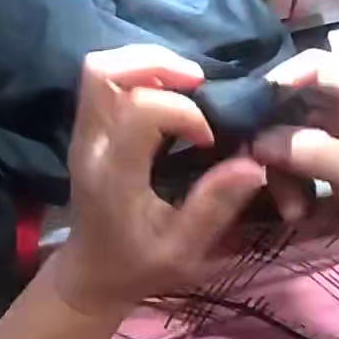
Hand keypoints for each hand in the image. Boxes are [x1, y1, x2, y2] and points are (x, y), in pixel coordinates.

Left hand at [51, 46, 268, 316]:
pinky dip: (140, 73)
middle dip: (157, 63)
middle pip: (104, 71)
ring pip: (102, 69)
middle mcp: (91, 143)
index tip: (208, 139)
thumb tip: (254, 162)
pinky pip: (105, 81)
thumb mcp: (183, 249)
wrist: (91, 275)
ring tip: (187, 84)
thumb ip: (214, 205)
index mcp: (114, 173)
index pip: (140, 109)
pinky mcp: (88, 129)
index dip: (183, 112)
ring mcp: (84, 132)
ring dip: (148, 63)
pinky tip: (170, 93)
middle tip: (198, 82)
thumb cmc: (137, 265)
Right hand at [253, 50, 338, 264]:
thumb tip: (255, 141)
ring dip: (283, 168)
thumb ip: (312, 152)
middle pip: (297, 102)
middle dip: (275, 136)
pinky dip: (293, 183)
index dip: (278, 82)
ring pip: (293, 134)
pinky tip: (297, 211)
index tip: (246, 112)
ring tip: (290, 207)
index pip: (315, 66)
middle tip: (254, 164)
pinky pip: (301, 159)